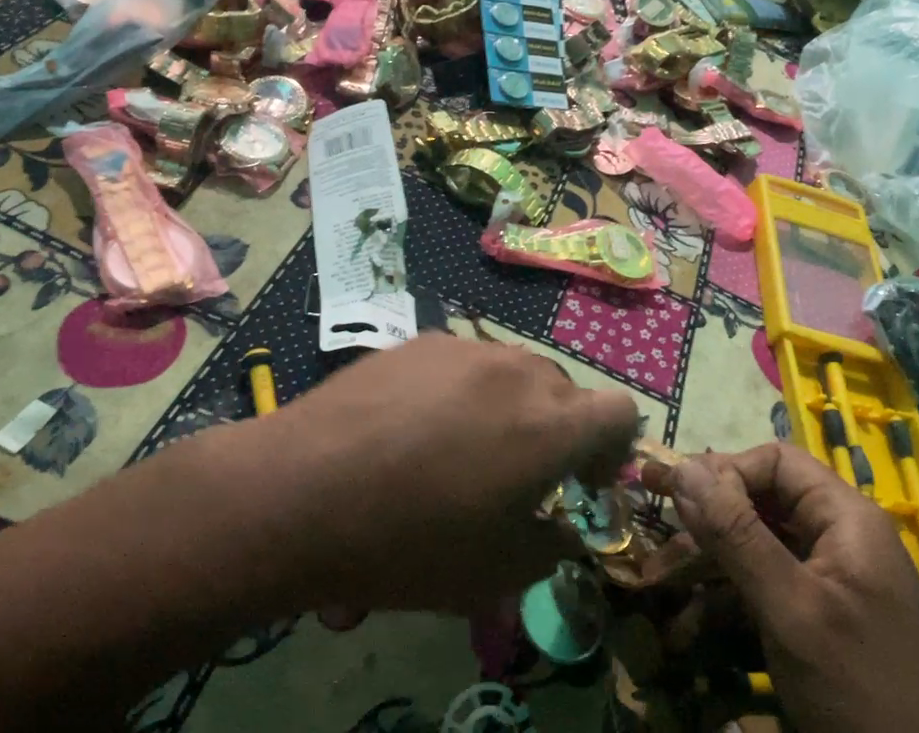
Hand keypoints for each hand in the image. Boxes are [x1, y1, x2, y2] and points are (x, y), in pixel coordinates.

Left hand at [265, 333, 640, 611]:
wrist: (298, 492)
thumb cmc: (408, 542)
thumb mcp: (495, 574)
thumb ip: (550, 546)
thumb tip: (558, 528)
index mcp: (552, 425)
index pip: (620, 412)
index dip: (611, 448)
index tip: (578, 483)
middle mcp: (516, 372)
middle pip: (561, 392)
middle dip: (554, 431)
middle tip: (517, 475)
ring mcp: (462, 350)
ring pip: (507, 375)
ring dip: (504, 410)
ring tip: (456, 451)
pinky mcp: (415, 343)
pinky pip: (459, 366)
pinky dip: (457, 394)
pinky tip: (410, 431)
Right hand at [648, 444, 918, 732]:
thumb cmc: (861, 684)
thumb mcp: (792, 607)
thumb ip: (737, 534)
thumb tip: (685, 467)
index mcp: (844, 518)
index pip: (774, 463)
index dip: (723, 473)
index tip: (673, 499)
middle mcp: (836, 540)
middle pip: (759, 505)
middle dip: (703, 525)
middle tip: (652, 541)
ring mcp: (826, 583)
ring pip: (754, 550)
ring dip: (704, 567)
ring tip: (656, 587)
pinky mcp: (816, 622)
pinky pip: (762, 592)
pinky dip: (725, 604)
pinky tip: (688, 628)